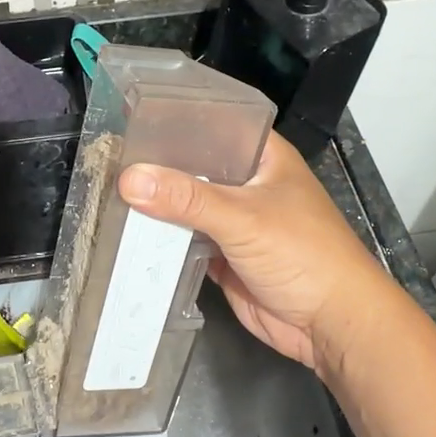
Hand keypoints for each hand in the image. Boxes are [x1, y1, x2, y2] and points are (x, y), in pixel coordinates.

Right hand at [119, 132, 389, 369]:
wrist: (331, 324)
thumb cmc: (303, 254)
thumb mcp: (243, 218)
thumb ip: (186, 198)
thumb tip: (129, 179)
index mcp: (262, 156)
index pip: (213, 123)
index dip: (175, 117)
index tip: (130, 112)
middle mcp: (245, 182)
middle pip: (193, 166)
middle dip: (156, 165)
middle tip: (106, 154)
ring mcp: (232, 220)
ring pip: (185, 205)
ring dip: (154, 204)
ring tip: (104, 187)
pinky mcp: (221, 255)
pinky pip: (182, 240)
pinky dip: (160, 239)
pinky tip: (124, 229)